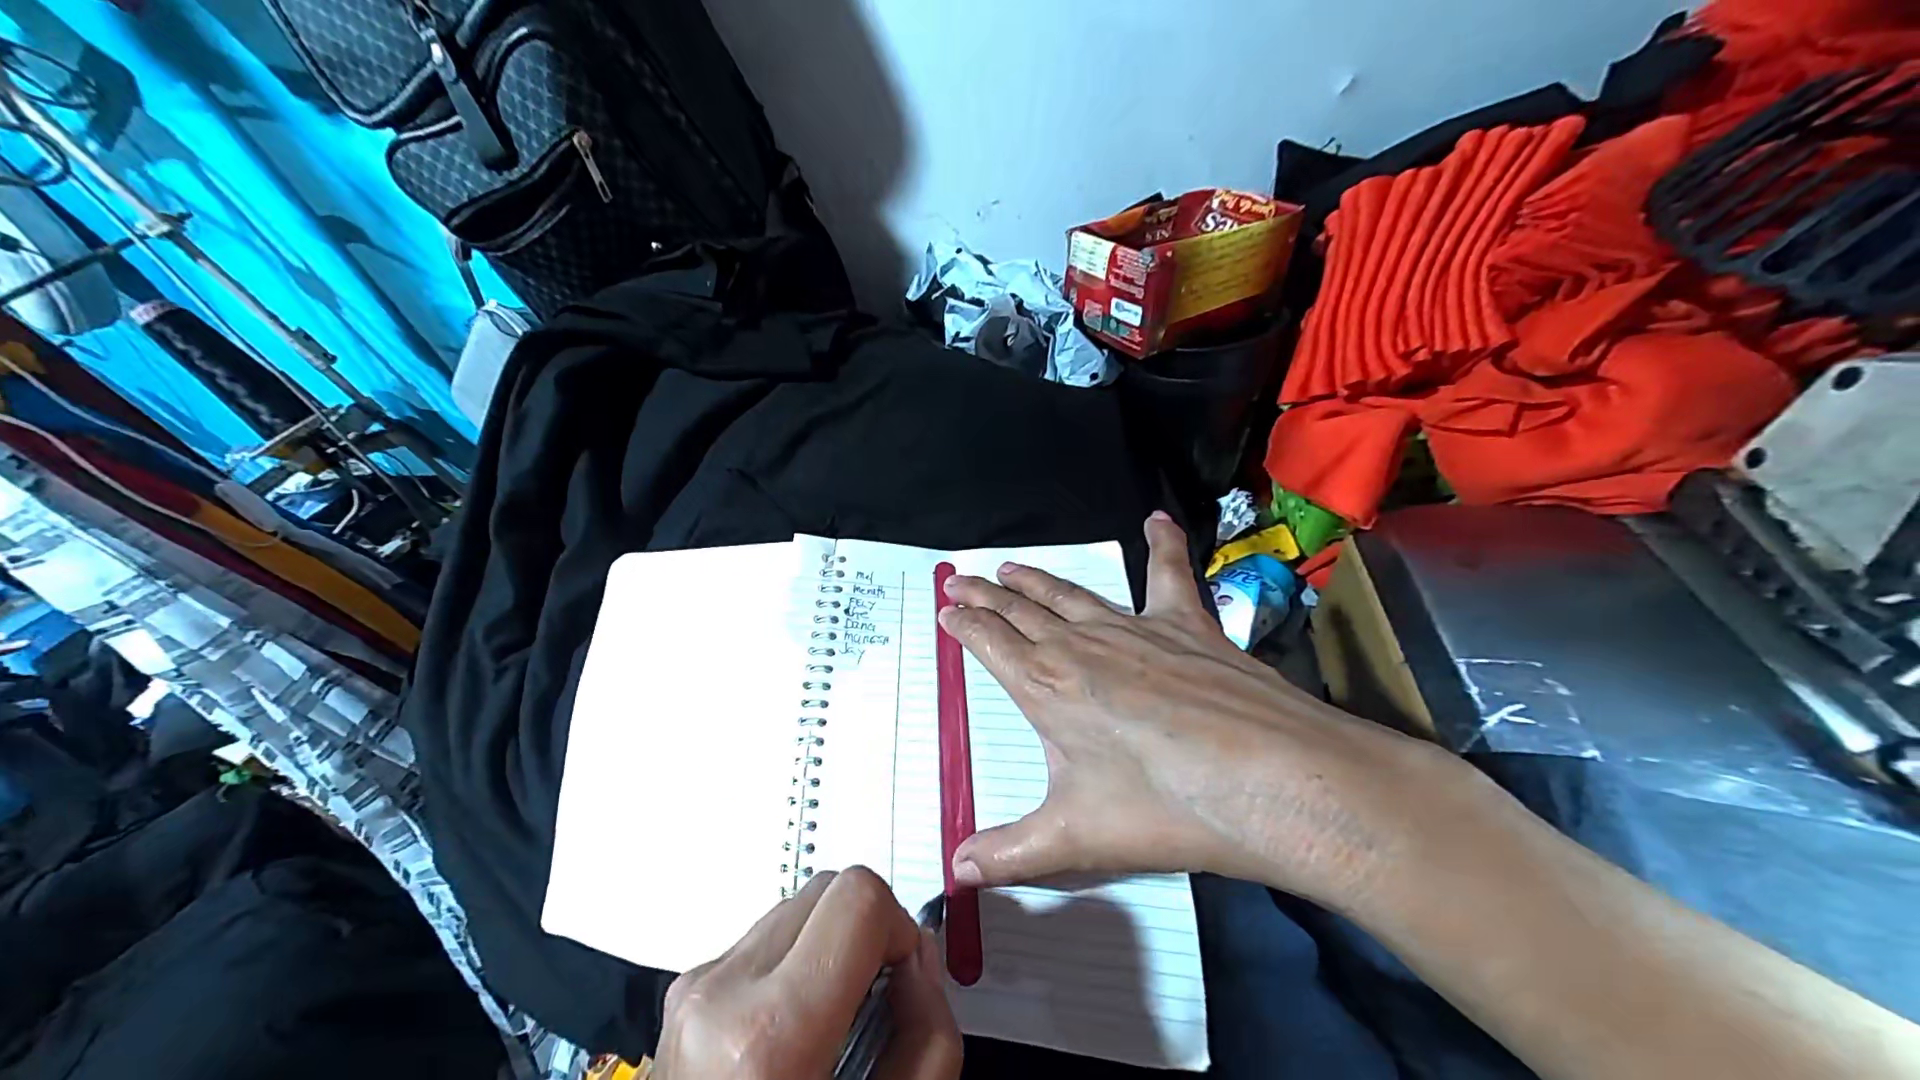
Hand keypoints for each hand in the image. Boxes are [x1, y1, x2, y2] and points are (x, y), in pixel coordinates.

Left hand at [653, 868, 960, 1079]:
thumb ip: (926, 1035)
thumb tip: (917, 955)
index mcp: (768, 1035)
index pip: (857, 896)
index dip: (897, 928)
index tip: (901, 975)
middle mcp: (721, 995)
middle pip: (828, 889)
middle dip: (866, 932)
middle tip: (874, 1000)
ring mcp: (695, 989)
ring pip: (798, 907)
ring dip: (830, 947)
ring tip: (830, 1023)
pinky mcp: (685, 990)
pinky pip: (765, 938)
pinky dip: (796, 965)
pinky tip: (794, 1031)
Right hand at [937, 512, 1481, 912]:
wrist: (1268, 782)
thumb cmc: (1162, 808)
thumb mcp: (1075, 838)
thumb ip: (1010, 853)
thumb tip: (953, 875)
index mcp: (1045, 685)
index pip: (989, 642)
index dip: (963, 624)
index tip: (946, 610)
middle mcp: (1080, 644)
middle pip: (1019, 609)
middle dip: (985, 594)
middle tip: (962, 580)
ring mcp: (1135, 628)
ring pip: (1070, 593)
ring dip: (1035, 578)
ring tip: (1010, 566)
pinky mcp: (1187, 624)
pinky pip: (1170, 573)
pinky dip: (1163, 543)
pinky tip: (1156, 518)